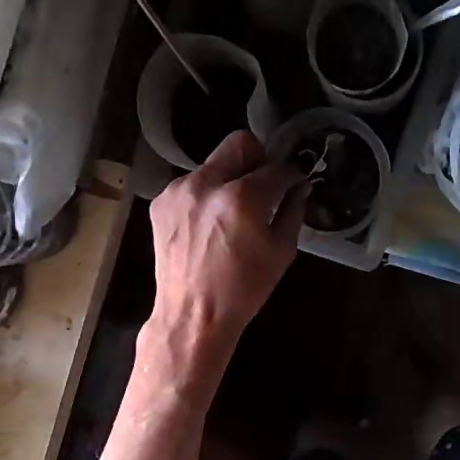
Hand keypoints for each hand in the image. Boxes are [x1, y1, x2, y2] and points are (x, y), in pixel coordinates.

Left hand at [148, 132, 306, 351]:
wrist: (192, 316)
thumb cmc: (244, 289)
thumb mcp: (281, 251)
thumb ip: (293, 210)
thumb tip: (299, 186)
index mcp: (242, 197)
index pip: (275, 167)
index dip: (290, 175)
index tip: (293, 185)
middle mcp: (206, 183)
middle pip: (239, 144)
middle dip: (258, 160)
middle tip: (263, 188)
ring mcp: (178, 191)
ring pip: (213, 165)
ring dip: (229, 180)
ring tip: (231, 215)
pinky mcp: (161, 202)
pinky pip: (192, 185)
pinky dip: (206, 196)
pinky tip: (208, 226)